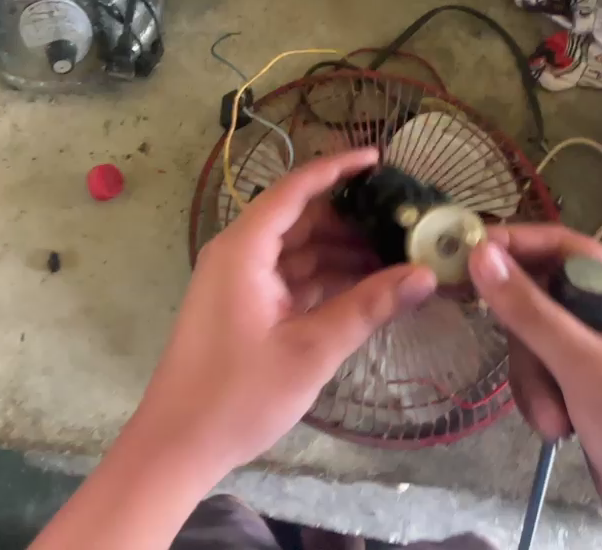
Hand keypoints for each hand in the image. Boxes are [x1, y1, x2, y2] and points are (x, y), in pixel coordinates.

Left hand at [130, 147, 437, 473]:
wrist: (178, 442)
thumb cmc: (238, 392)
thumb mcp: (310, 349)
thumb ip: (367, 307)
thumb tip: (423, 275)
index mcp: (244, 247)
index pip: (295, 189)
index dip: (336, 169)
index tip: (378, 158)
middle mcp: (238, 252)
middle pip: (298, 218)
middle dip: (348, 218)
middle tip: (402, 220)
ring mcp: (239, 278)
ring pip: (295, 249)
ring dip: (339, 252)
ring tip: (395, 255)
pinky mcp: (243, 303)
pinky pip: (288, 276)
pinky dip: (322, 278)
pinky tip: (364, 288)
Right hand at [470, 224, 601, 549]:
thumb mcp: (589, 370)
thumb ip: (531, 311)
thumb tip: (479, 252)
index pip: (561, 246)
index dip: (512, 246)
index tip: (465, 256)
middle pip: (539, 295)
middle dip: (527, 341)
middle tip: (529, 372)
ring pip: (534, 337)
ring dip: (533, 379)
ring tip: (555, 420)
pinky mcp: (589, 387)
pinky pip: (541, 370)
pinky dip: (541, 398)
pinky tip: (560, 429)